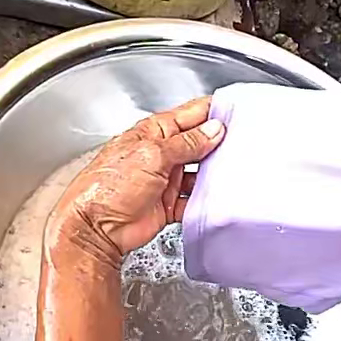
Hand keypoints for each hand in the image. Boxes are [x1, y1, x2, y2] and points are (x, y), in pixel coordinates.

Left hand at [47, 97, 225, 269]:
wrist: (95, 229)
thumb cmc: (107, 189)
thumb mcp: (152, 156)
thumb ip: (186, 143)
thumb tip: (213, 130)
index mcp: (153, 134)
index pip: (191, 114)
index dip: (215, 111)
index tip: (239, 112)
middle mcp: (160, 154)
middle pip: (199, 144)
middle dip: (221, 143)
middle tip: (245, 144)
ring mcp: (164, 180)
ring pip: (200, 173)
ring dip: (215, 174)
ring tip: (236, 172)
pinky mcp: (167, 205)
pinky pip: (193, 200)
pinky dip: (205, 201)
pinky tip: (217, 200)